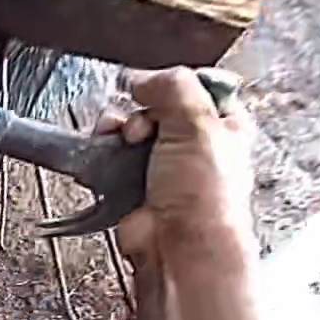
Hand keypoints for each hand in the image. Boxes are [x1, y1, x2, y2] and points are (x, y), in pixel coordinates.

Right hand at [100, 69, 257, 274]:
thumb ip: (172, 88)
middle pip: (154, 111)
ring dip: (114, 135)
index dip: (169, 88)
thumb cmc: (203, 191)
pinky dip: (99, 161)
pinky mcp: (130, 190)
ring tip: (110, 142)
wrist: (177, 243)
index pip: (193, 89)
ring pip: (128, 138)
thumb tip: (139, 76)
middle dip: (136, 114)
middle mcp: (190, 145)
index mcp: (222, 123)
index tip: (153, 93)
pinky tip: (97, 162)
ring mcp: (158, 169)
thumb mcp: (198, 122)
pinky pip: (109, 166)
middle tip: (134, 129)